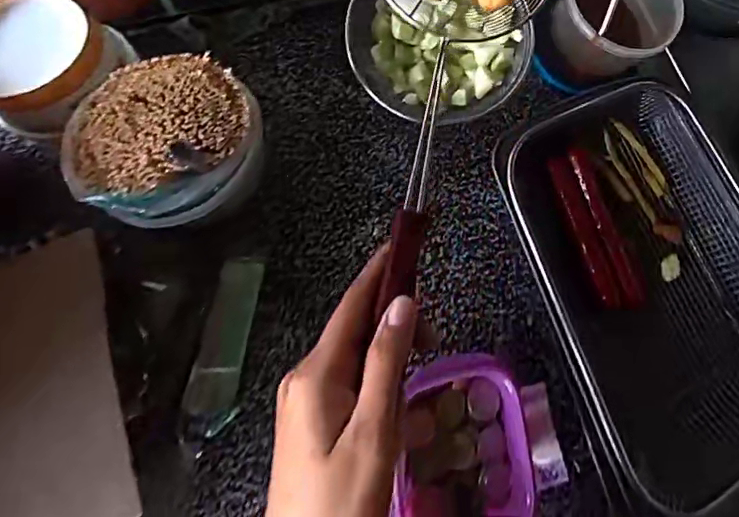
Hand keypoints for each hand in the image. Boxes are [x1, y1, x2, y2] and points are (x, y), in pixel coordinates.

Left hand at [265, 246, 418, 516]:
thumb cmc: (339, 506)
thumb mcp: (372, 435)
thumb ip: (386, 365)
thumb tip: (401, 303)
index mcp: (315, 373)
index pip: (351, 306)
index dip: (377, 273)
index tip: (400, 247)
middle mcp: (304, 378)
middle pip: (355, 333)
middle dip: (393, 327)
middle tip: (434, 338)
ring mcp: (304, 403)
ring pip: (355, 363)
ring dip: (389, 364)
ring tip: (421, 381)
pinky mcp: (310, 426)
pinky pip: (350, 390)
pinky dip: (377, 389)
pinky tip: (399, 414)